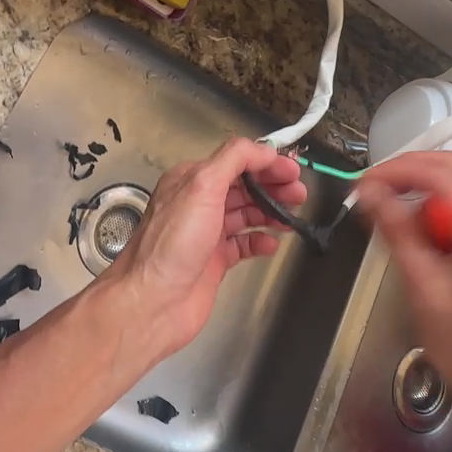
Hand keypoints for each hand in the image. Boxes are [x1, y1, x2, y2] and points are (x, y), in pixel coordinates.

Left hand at [99, 137, 306, 355]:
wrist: (151, 303)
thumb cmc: (173, 243)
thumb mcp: (202, 186)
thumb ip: (233, 160)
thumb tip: (263, 149)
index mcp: (191, 180)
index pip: (235, 161)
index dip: (265, 163)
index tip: (292, 170)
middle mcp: (198, 203)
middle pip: (243, 186)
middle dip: (272, 186)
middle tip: (300, 193)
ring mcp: (206, 233)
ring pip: (245, 214)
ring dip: (270, 211)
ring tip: (294, 215)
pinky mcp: (214, 262)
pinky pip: (243, 245)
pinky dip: (260, 242)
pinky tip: (273, 243)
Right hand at [358, 152, 451, 451]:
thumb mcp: (426, 290)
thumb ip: (398, 232)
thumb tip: (371, 194)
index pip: (442, 173)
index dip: (396, 171)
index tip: (365, 184)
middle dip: (407, 173)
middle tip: (371, 190)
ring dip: (419, 192)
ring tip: (386, 214)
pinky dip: (432, 211)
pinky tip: (412, 234)